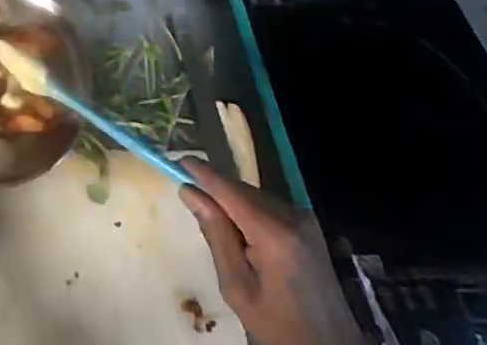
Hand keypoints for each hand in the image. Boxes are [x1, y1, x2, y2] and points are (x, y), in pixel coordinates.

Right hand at [179, 159, 363, 344]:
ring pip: (255, 194)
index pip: (229, 189)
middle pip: (242, 189)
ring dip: (232, 201)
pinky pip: (268, 204)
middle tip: (190, 197)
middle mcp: (292, 215)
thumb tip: (189, 192)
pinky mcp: (309, 224)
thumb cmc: (278, 326)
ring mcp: (304, 217)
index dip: (202, 172)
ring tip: (217, 224)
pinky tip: (242, 233)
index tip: (177, 160)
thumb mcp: (237, 287)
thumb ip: (215, 234)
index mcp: (274, 233)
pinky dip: (249, 210)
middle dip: (215, 189)